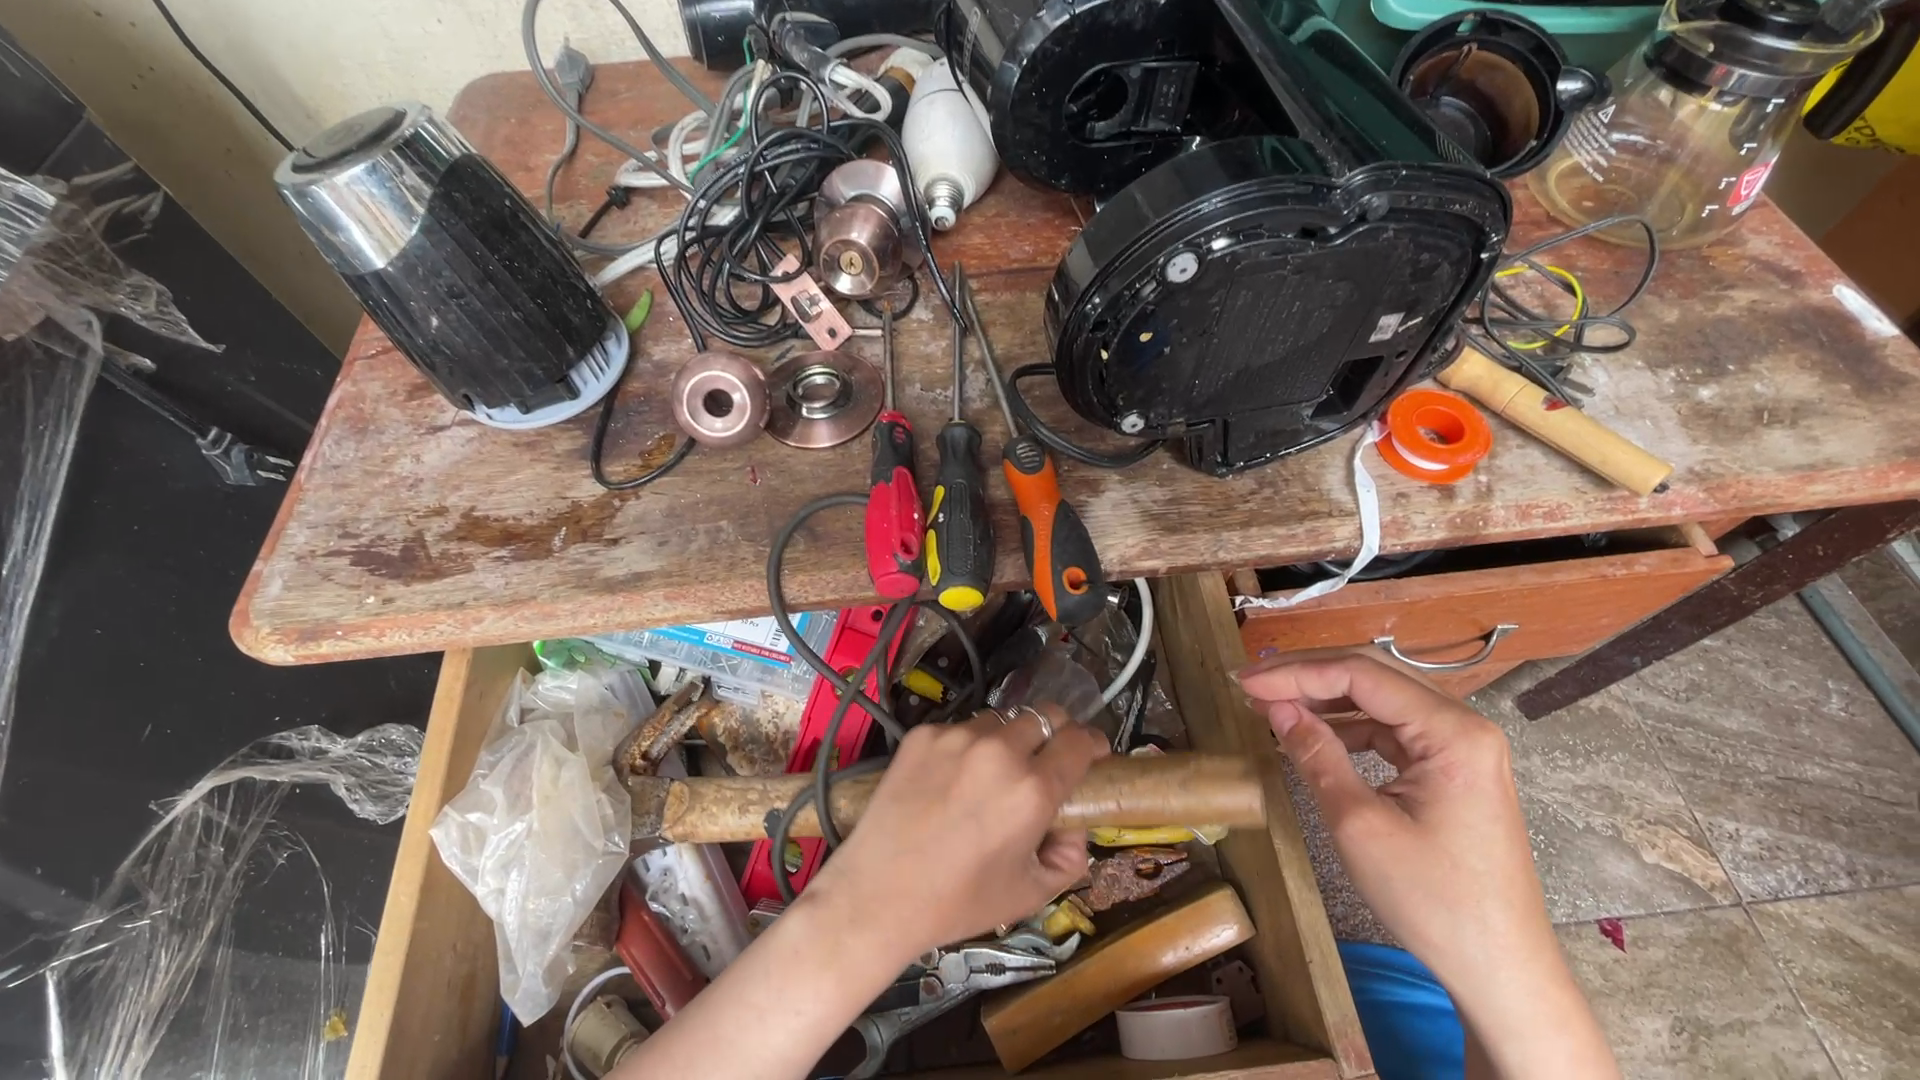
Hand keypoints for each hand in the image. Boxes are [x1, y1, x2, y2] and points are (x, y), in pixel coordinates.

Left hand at [799, 704, 1108, 963]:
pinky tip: (952, 780)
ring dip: (1009, 738)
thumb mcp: (1031, 893)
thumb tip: (1073, 827)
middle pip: (1046, 715)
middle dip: (1056, 733)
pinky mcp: (922, 735)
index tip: (1093, 753)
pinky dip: (967, 747)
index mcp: (1033, 790)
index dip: (1093, 743)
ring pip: (1001, 720)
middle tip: (1047, 760)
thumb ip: (1069, 857)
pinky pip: (959, 729)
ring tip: (993, 773)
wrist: (877, 895)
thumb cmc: (958, 901)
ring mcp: (956, 738)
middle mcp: (998, 752)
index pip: (1080, 741)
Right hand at [1239, 651, 1617, 1078]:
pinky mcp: (1453, 770)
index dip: (1296, 673)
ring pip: (1381, 700)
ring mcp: (1463, 747)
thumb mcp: (1358, 824)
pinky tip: (1312, 734)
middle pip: (1374, 676)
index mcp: (1453, 731)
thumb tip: (1275, 707)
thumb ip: (1316, 754)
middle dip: (1308, 675)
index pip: (1361, 675)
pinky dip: (1348, 727)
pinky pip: (1392, 730)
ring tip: (1271, 705)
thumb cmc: (1432, 899)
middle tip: (1251, 682)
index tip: (1244, 682)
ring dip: (1325, 698)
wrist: (1500, 967)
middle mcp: (1464, 725)